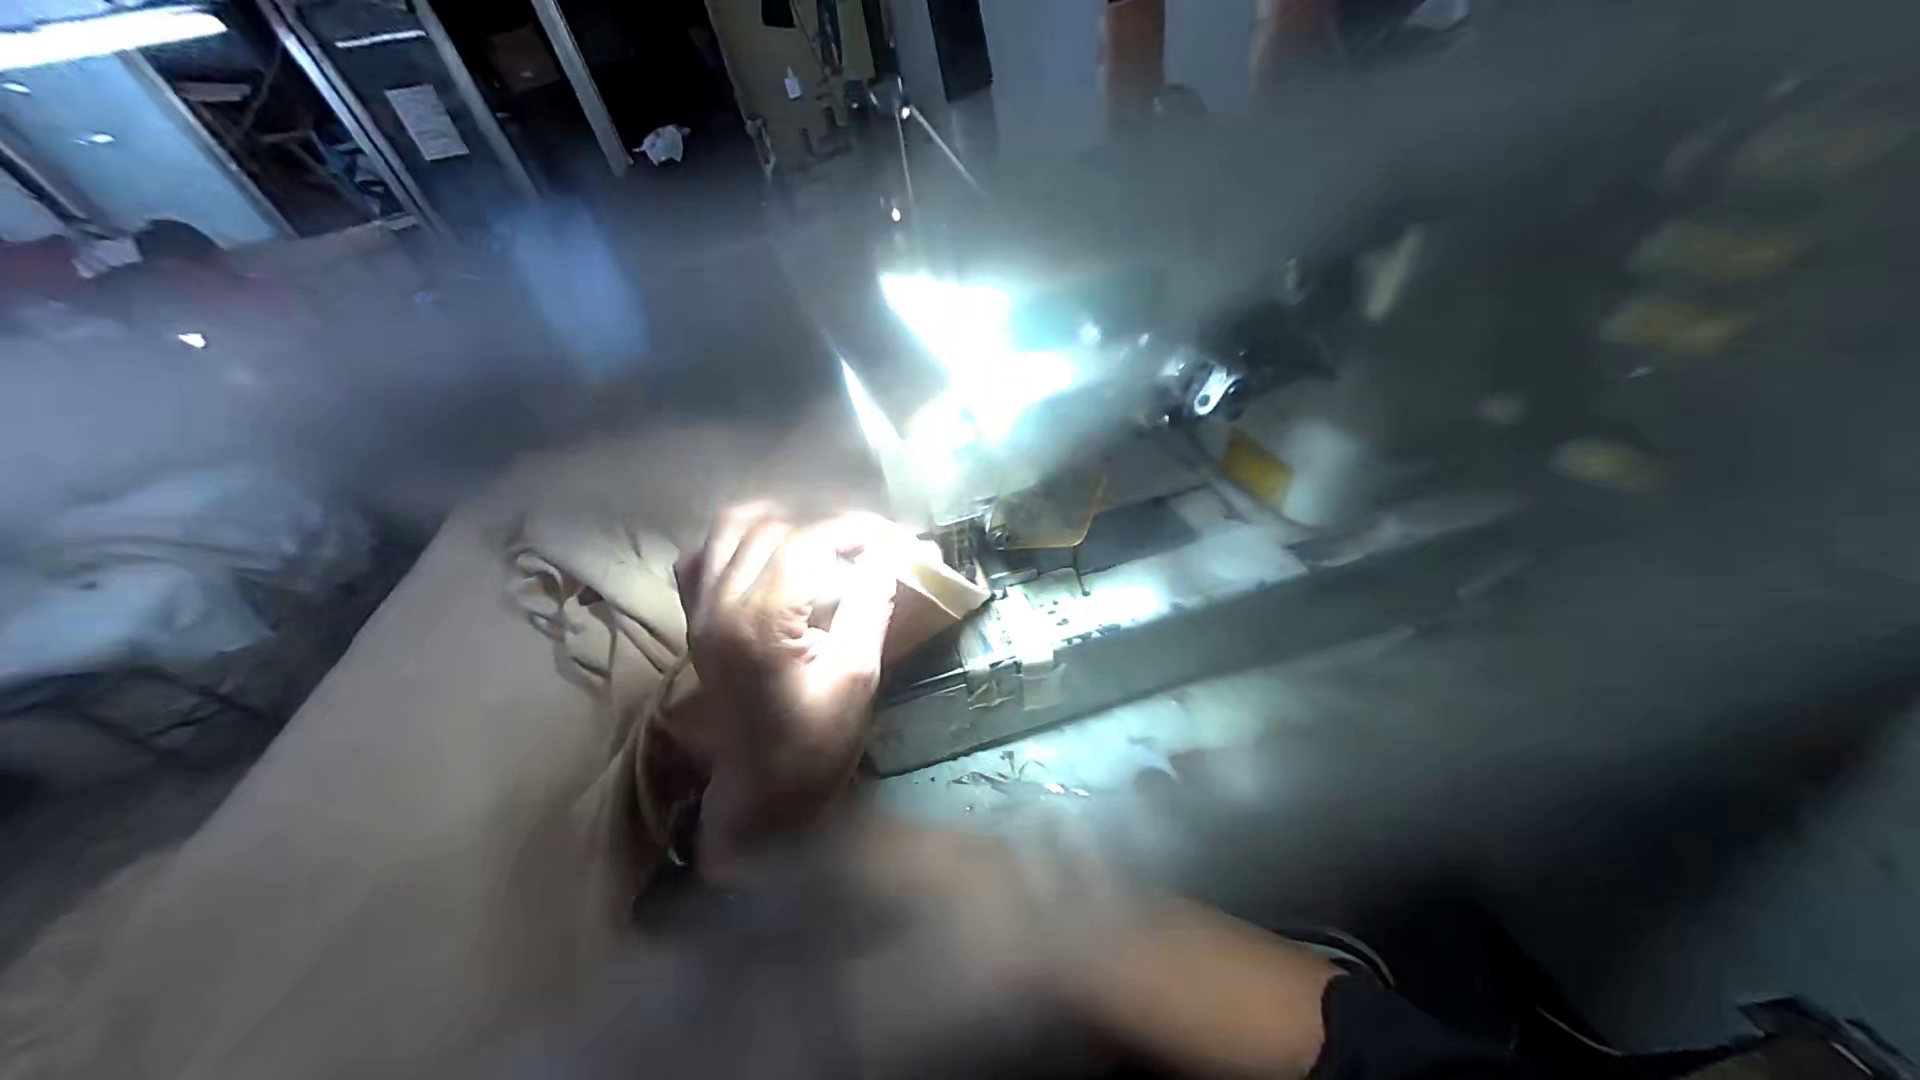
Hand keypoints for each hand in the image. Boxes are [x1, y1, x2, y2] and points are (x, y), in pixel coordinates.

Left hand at [677, 503, 898, 874]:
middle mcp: (719, 606)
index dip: (852, 530)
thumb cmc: (817, 740)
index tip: (891, 537)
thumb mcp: (858, 673)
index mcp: (759, 622)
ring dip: (779, 523)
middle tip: (866, 544)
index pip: (805, 543)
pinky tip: (768, 554)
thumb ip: (871, 602)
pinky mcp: (694, 621)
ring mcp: (699, 612)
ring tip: (821, 539)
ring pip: (729, 530)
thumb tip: (891, 550)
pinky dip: (735, 542)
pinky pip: (701, 557)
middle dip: (824, 526)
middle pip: (770, 530)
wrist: (763, 790)